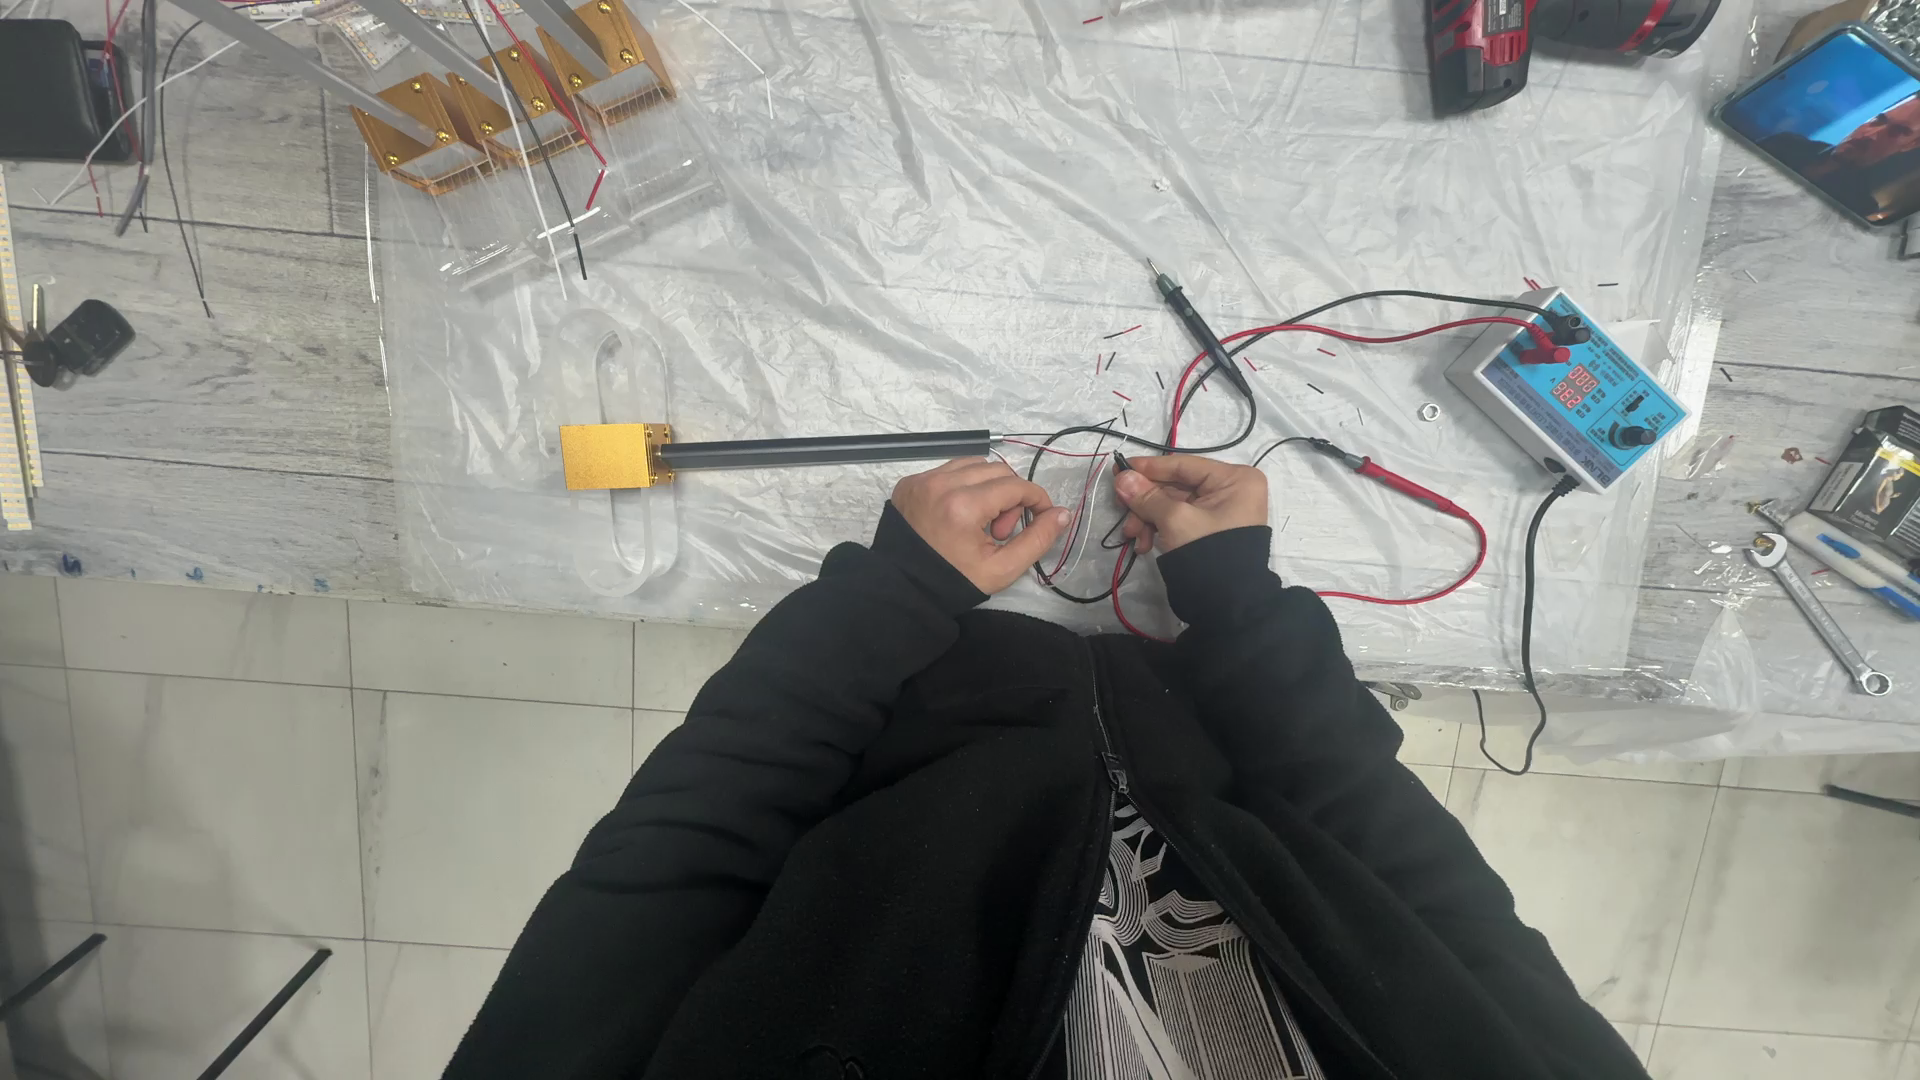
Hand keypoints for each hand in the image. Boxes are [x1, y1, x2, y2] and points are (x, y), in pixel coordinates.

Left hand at [891, 458, 1071, 593]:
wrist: (903, 590)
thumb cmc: (954, 582)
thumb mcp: (1002, 569)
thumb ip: (1037, 539)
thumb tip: (1062, 513)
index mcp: (964, 506)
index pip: (1016, 486)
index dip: (1036, 500)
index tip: (1041, 516)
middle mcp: (941, 484)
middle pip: (997, 471)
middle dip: (1010, 497)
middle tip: (1001, 531)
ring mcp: (922, 480)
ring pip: (973, 465)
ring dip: (988, 487)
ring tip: (980, 522)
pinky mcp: (909, 483)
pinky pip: (948, 470)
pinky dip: (963, 485)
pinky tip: (959, 514)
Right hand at [1114, 455, 1267, 552]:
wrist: (1226, 602)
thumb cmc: (1207, 550)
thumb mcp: (1175, 520)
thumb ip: (1147, 496)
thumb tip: (1121, 477)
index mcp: (1234, 479)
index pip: (1183, 465)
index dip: (1149, 467)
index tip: (1119, 468)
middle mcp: (1230, 489)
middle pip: (1174, 486)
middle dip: (1145, 503)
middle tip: (1120, 509)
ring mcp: (1219, 510)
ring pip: (1171, 504)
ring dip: (1147, 519)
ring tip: (1133, 537)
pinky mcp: (1207, 528)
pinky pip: (1176, 519)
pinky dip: (1157, 529)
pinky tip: (1144, 545)